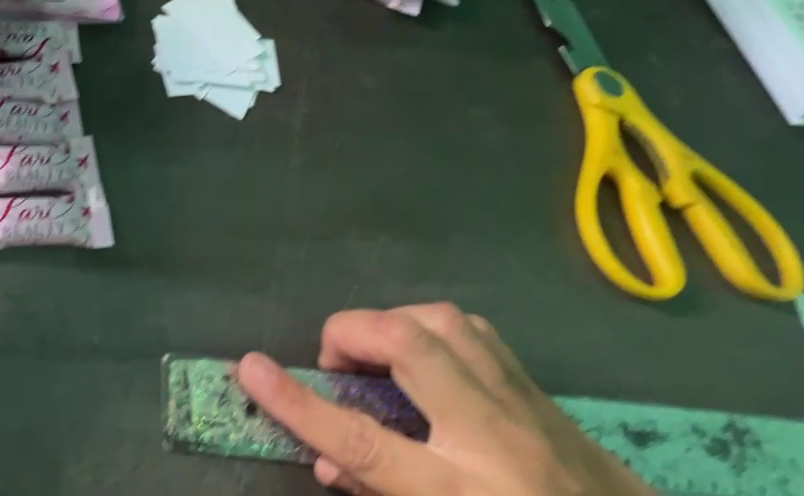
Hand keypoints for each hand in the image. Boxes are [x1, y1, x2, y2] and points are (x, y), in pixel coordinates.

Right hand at [238, 304, 654, 495]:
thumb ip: (383, 495)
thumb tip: (328, 461)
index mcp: (469, 495)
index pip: (364, 443)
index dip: (298, 405)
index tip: (249, 368)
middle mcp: (501, 443)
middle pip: (411, 346)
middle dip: (353, 334)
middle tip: (335, 362)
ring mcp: (532, 414)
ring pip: (449, 325)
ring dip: (395, 326)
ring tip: (378, 356)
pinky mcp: (553, 403)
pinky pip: (482, 337)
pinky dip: (439, 334)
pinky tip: (431, 360)